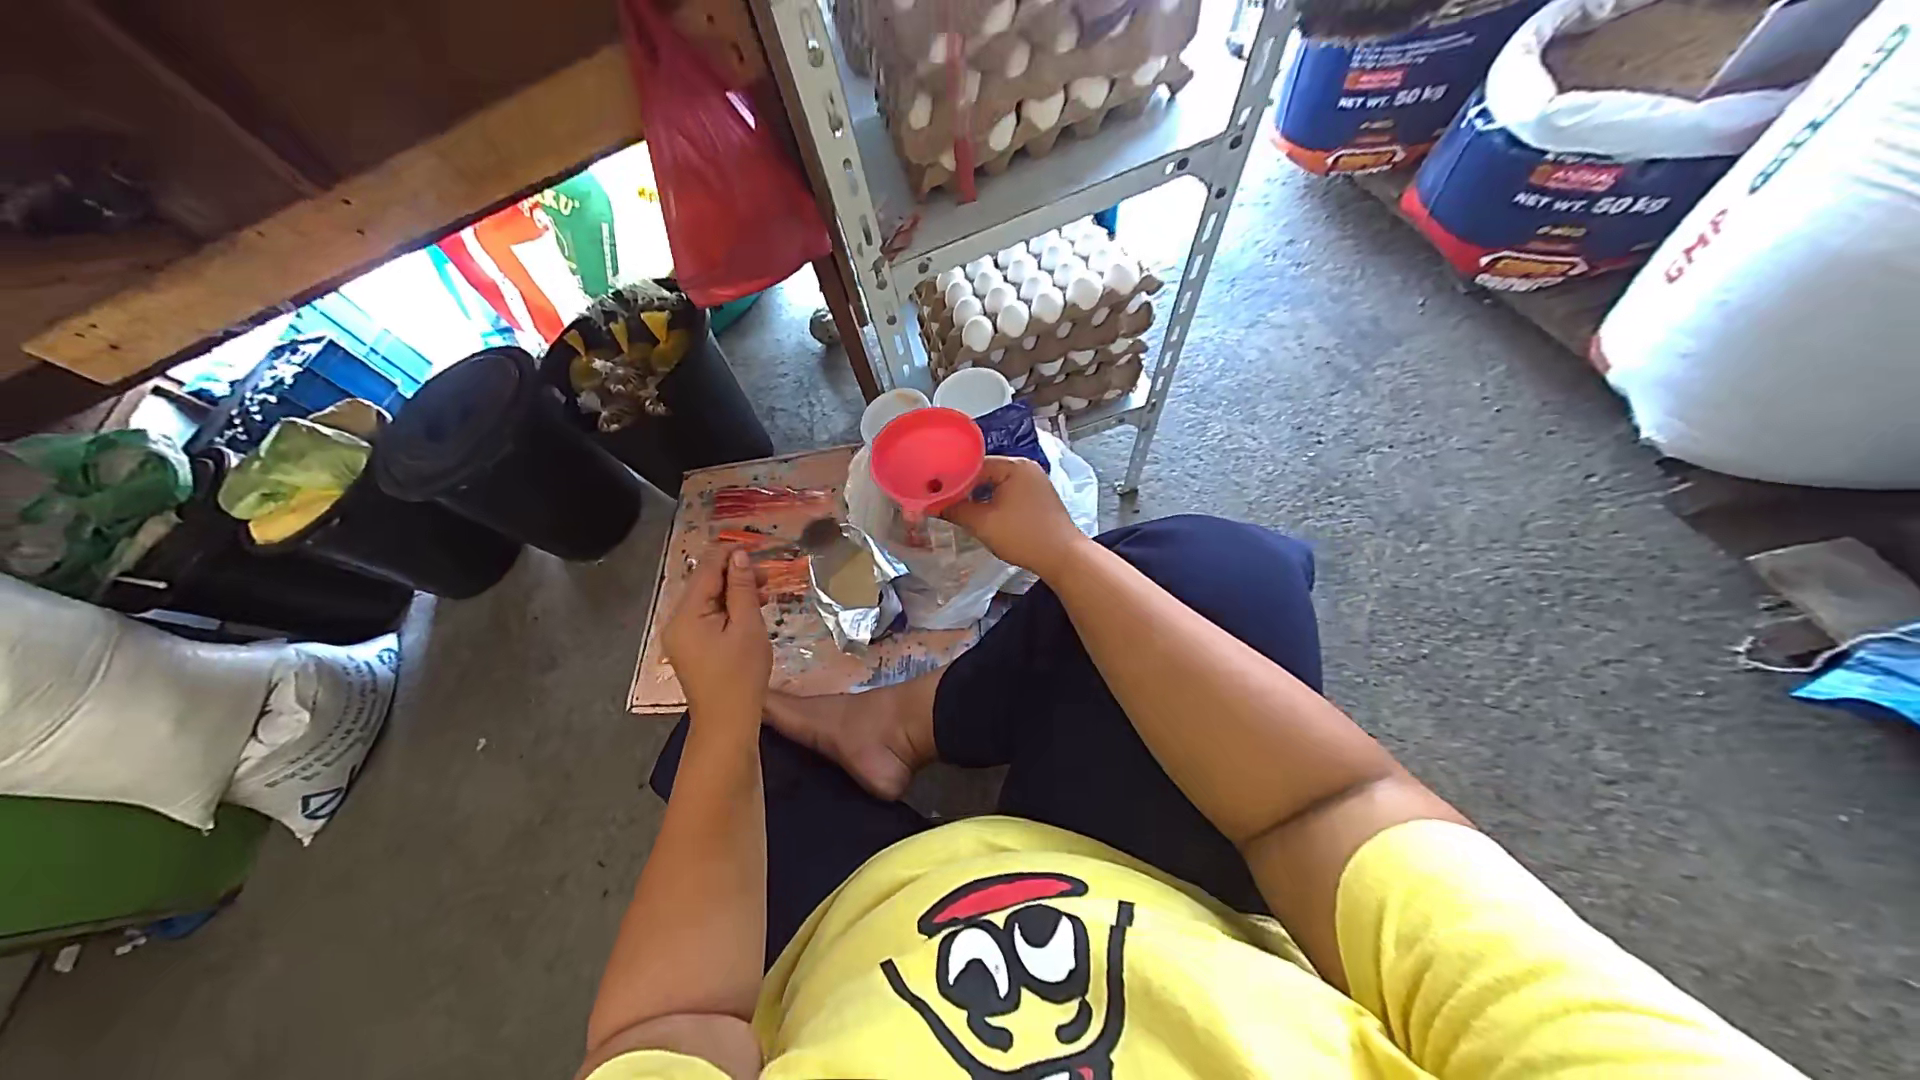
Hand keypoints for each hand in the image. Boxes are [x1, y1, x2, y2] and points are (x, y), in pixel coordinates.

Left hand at [664, 545, 772, 724]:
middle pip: (705, 584)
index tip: (756, 548)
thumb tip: (739, 557)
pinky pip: (707, 616)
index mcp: (686, 614)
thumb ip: (742, 589)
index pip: (706, 570)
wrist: (727, 721)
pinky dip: (728, 609)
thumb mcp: (748, 627)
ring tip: (764, 590)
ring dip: (733, 591)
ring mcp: (681, 635)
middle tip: (767, 574)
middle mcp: (676, 621)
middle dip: (734, 574)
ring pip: (708, 600)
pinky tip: (749, 609)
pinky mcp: (690, 646)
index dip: (729, 555)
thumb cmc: (741, 674)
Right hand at [941, 456, 1091, 578]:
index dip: (952, 478)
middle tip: (943, 502)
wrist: (1063, 557)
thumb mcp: (983, 523)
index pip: (974, 464)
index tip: (935, 491)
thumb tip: (933, 505)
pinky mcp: (1038, 498)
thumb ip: (955, 510)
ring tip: (959, 510)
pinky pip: (1008, 494)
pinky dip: (994, 503)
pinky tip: (982, 516)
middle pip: (985, 473)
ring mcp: (1035, 483)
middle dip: (965, 488)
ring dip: (979, 497)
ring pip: (996, 485)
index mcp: (1014, 466)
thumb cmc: (1022, 536)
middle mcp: (1026, 468)